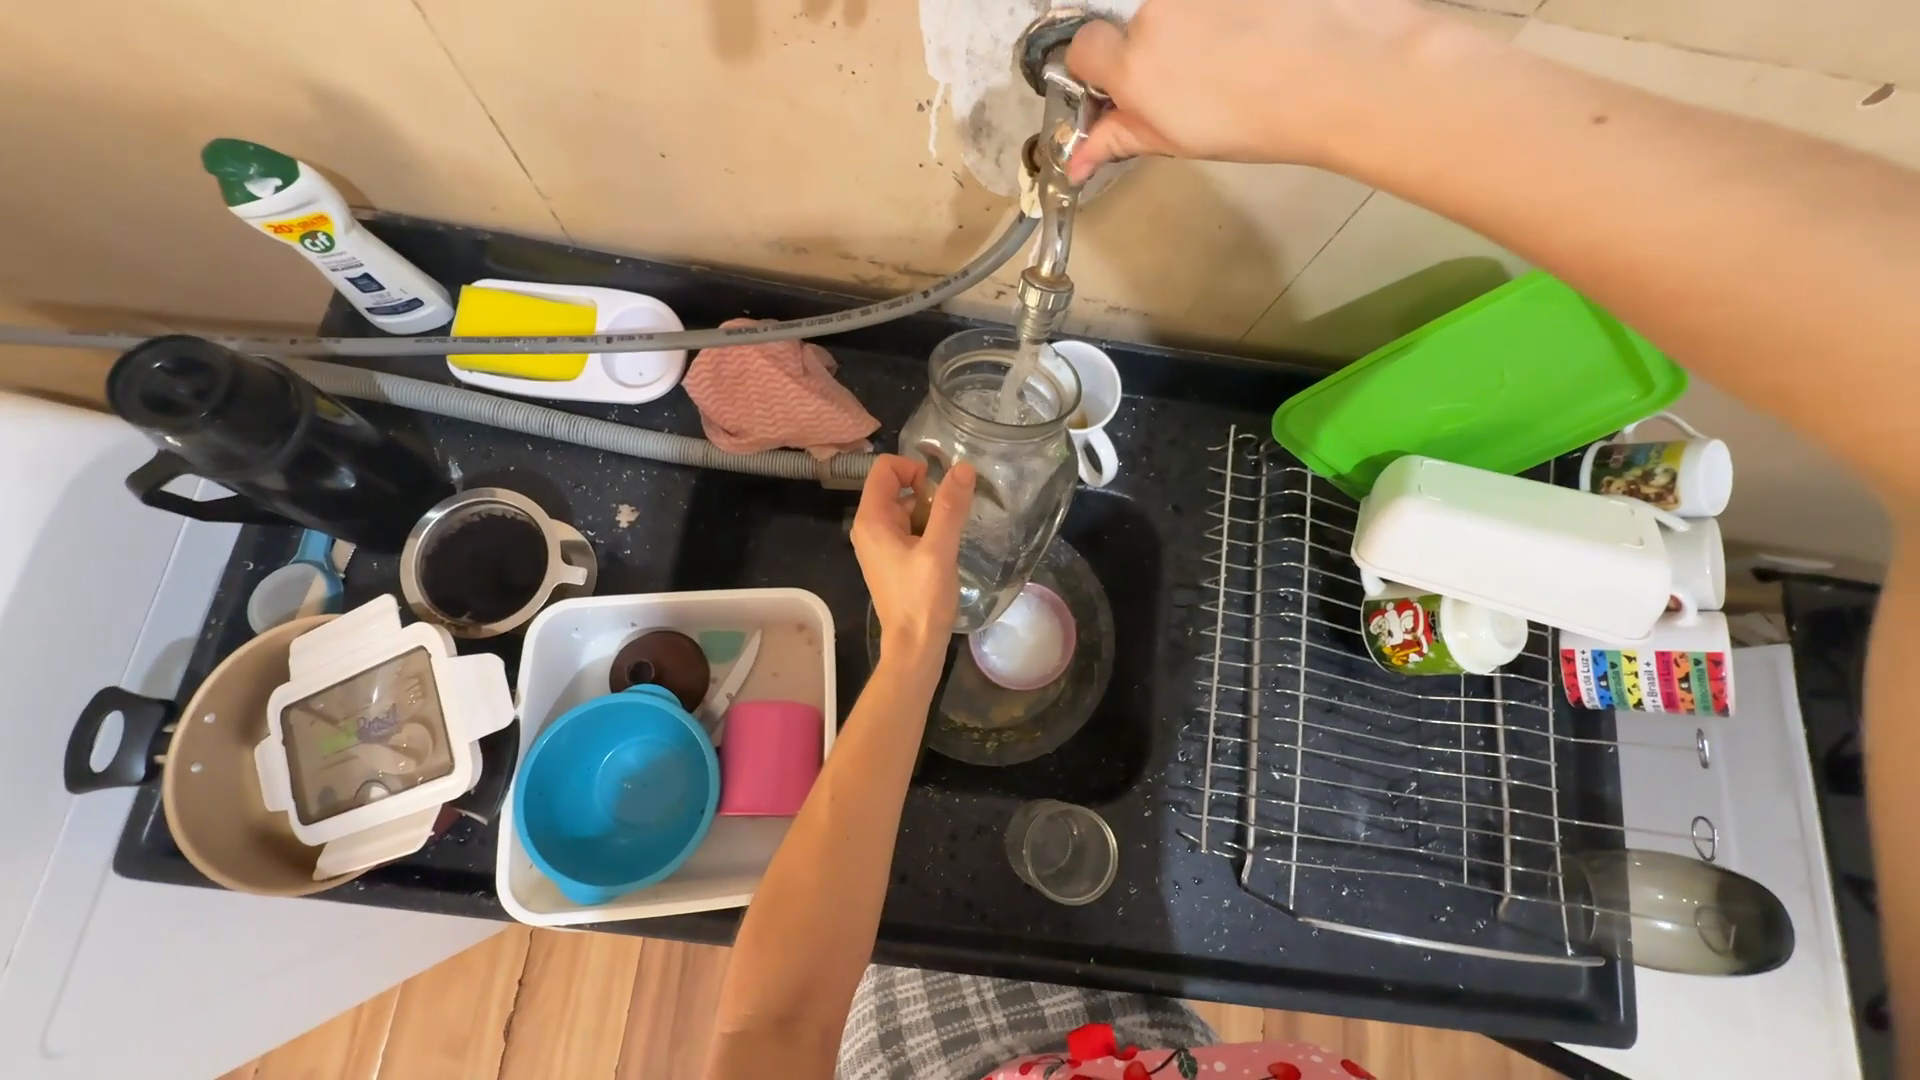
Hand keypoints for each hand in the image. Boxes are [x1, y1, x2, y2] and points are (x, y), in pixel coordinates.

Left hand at [851, 455, 974, 667]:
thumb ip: (950, 507)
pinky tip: (943, 551)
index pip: (885, 468)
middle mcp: (869, 527)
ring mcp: (880, 544)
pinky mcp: (893, 559)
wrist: (915, 645)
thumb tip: (963, 467)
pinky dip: (929, 530)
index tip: (939, 491)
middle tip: (948, 520)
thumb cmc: (922, 599)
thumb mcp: (939, 550)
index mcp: (871, 520)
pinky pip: (910, 529)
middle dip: (927, 494)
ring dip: (931, 514)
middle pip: (896, 486)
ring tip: (947, 539)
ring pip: (907, 508)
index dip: (914, 469)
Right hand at [1065, 0, 1435, 182]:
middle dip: (1152, 43)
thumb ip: (1123, 137)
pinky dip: (1226, 11)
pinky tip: (1257, 23)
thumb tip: (1078, 158)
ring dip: (1194, 21)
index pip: (1082, 50)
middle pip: (1131, 20)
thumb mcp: (1180, 141)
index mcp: (1132, 63)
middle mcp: (1153, 10)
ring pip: (1175, 5)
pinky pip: (1212, 1)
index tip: (1121, 85)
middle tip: (1196, 72)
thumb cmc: (1258, 118)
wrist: (1341, 68)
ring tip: (1239, 44)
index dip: (1098, 69)